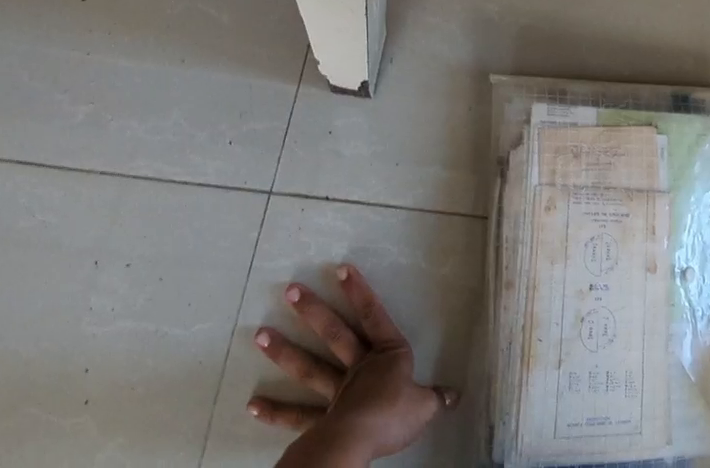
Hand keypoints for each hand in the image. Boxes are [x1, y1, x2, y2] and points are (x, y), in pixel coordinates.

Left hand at [248, 264, 456, 463]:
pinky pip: (296, 415)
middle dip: (313, 311)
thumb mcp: (425, 406)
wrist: (360, 442)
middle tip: (289, 290)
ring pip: (309, 368)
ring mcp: (335, 394)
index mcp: (386, 357)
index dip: (359, 291)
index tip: (341, 267)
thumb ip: (437, 398)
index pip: (373, 315)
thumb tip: (456, 395)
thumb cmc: (393, 415)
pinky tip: (253, 404)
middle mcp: (358, 369)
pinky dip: (275, 411)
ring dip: (284, 352)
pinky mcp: (320, 422)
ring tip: (259, 334)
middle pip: (335, 334)